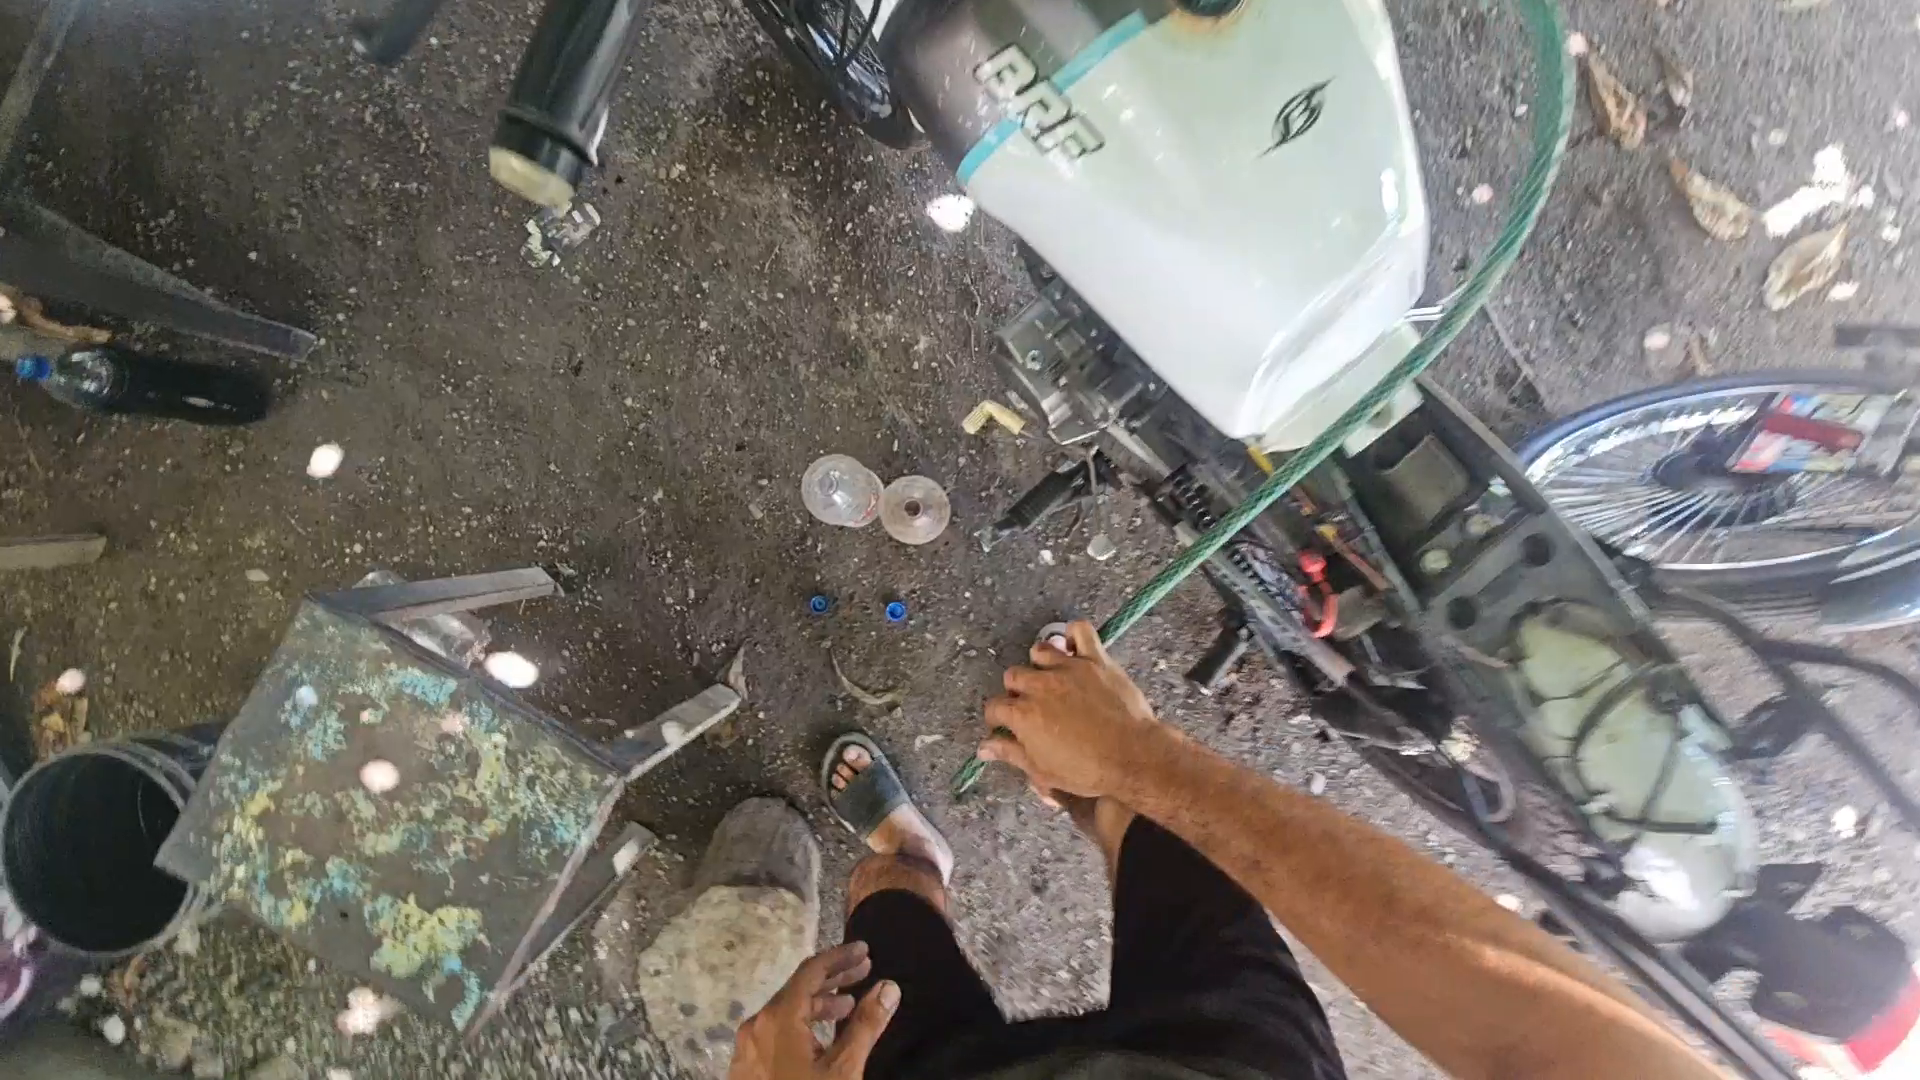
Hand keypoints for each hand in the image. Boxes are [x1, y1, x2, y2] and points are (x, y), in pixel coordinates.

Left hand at [728, 942, 898, 1079]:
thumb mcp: (843, 1070)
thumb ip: (866, 1024)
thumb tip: (889, 986)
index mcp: (777, 1018)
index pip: (812, 970)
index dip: (840, 957)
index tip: (866, 951)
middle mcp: (756, 1025)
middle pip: (799, 988)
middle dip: (834, 979)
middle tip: (866, 973)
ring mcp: (747, 1050)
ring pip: (787, 1011)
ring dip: (820, 1004)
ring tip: (850, 1007)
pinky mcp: (746, 1071)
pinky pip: (777, 1032)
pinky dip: (803, 1025)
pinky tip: (824, 1038)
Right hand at [981, 621, 1166, 798]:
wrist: (1132, 757)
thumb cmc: (1088, 770)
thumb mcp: (1043, 771)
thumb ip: (1010, 753)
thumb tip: (984, 747)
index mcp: (1024, 714)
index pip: (995, 707)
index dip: (998, 718)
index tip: (1005, 724)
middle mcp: (1040, 685)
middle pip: (1013, 675)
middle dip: (1017, 690)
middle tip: (1031, 703)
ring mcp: (1068, 668)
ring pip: (1040, 650)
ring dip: (1040, 663)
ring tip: (1050, 676)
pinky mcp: (1095, 659)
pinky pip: (1080, 631)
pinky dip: (1074, 633)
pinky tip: (1073, 645)